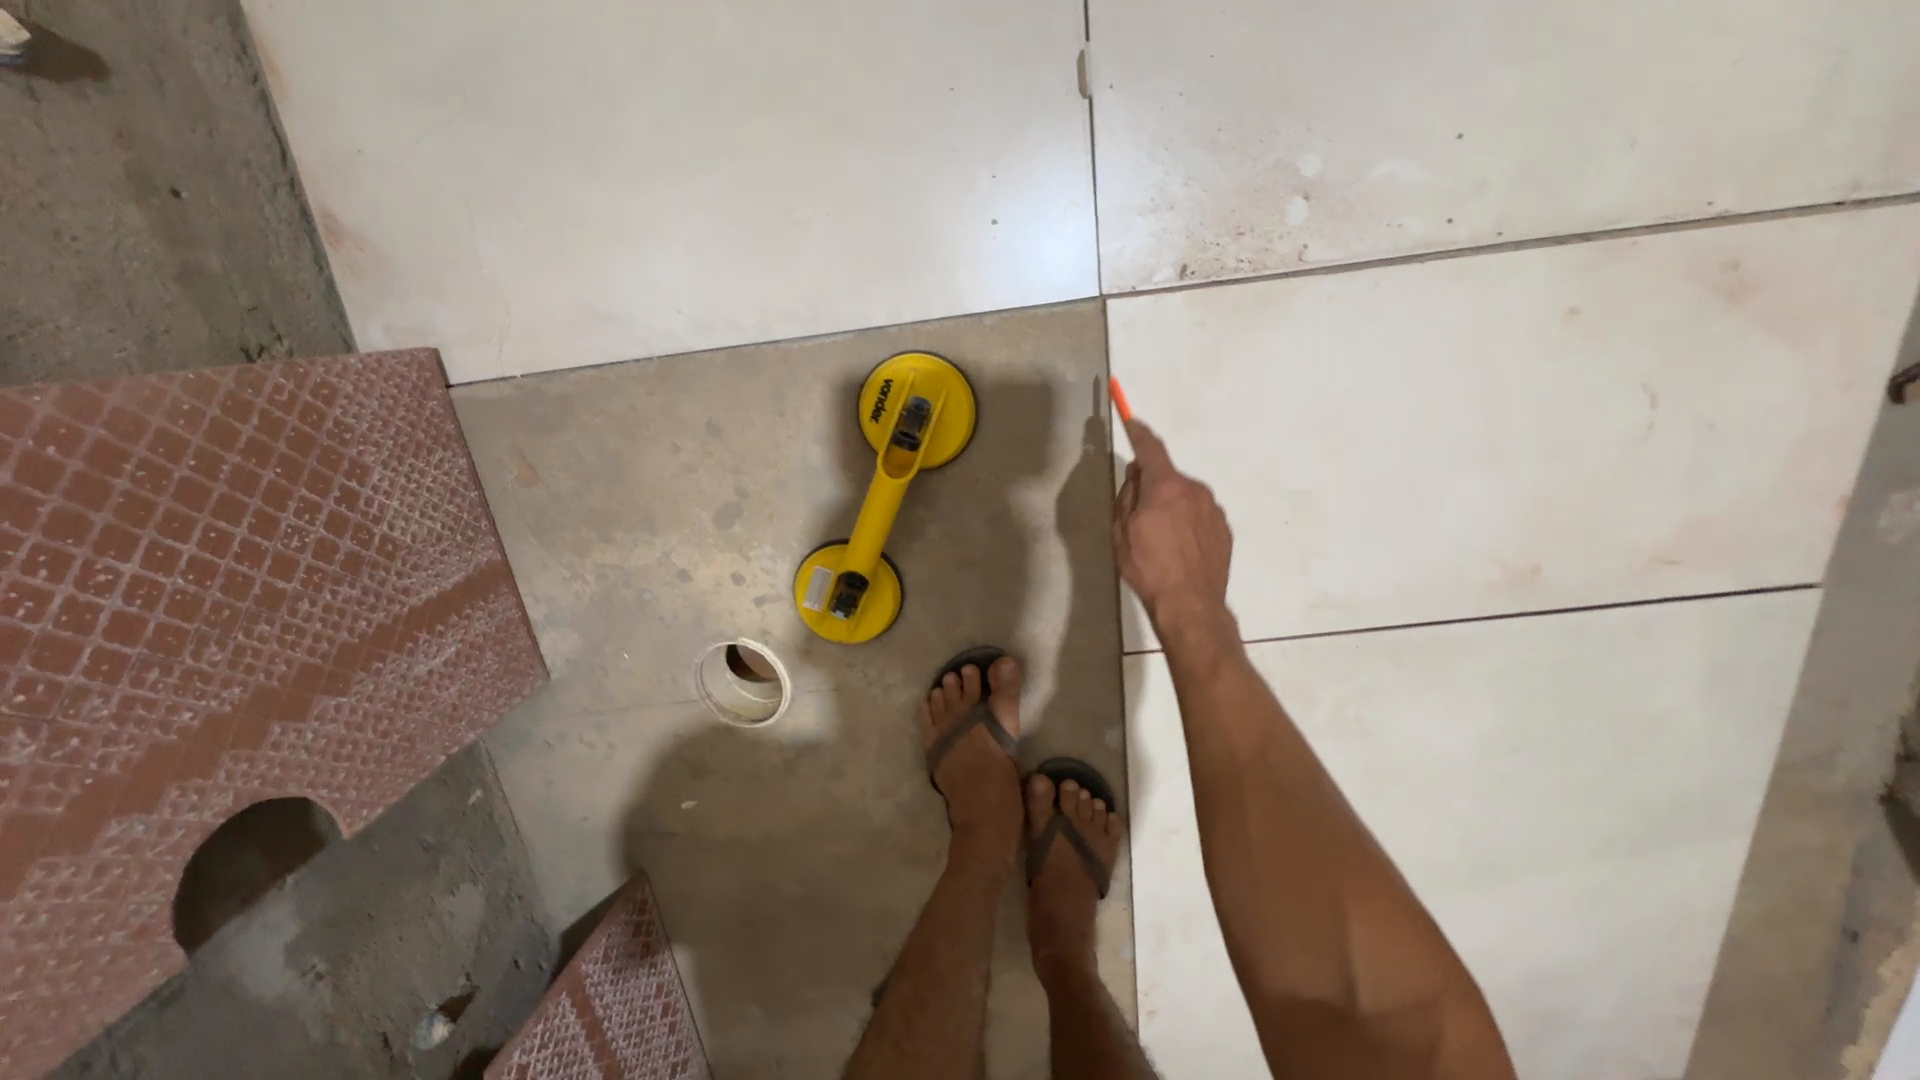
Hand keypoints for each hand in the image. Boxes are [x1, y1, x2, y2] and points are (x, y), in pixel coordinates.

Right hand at [1112, 417, 1232, 633]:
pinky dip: (1187, 523)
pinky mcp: (1224, 529)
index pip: (1151, 448)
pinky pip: (1199, 516)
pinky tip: (1179, 550)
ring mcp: (1214, 509)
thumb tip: (1137, 473)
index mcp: (1166, 486)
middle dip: (1153, 486)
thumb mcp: (1122, 531)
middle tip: (1138, 515)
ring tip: (1160, 540)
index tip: (1132, 420)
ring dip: (1172, 507)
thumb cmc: (1148, 567)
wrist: (1190, 605)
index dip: (1139, 433)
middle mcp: (1195, 489)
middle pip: (1168, 477)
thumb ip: (1128, 495)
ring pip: (1185, 497)